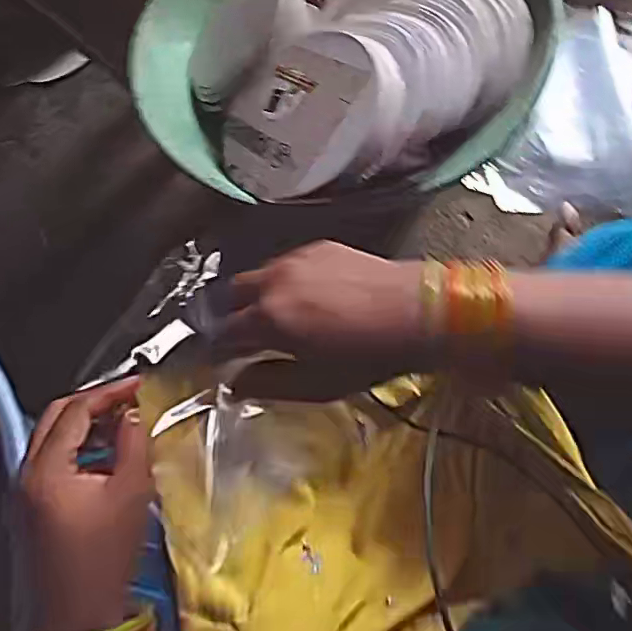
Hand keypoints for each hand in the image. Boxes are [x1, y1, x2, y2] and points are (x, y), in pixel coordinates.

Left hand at [17, 378, 152, 630]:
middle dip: (95, 401)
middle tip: (127, 398)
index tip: (137, 386)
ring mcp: (24, 493)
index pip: (77, 408)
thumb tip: (134, 413)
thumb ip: (134, 442)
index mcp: (47, 469)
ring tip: (122, 422)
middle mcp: (26, 476)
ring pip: (54, 435)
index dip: (111, 391)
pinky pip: (53, 459)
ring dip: (87, 422)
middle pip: (58, 415)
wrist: (78, 623)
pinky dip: (79, 446)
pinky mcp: (30, 508)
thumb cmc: (101, 566)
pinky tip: (106, 454)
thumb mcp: (130, 493)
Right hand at [216, 241, 427, 399]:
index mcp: (268, 317)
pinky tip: (307, 295)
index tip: (217, 358)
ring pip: (259, 274)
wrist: (415, 310)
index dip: (216, 347)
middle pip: (231, 293)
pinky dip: (285, 280)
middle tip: (238, 334)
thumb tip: (237, 383)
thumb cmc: (367, 356)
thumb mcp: (316, 384)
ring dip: (256, 294)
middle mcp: (274, 280)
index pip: (223, 331)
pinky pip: (288, 262)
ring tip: (275, 315)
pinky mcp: (319, 246)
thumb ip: (268, 383)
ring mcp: (297, 258)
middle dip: (228, 314)